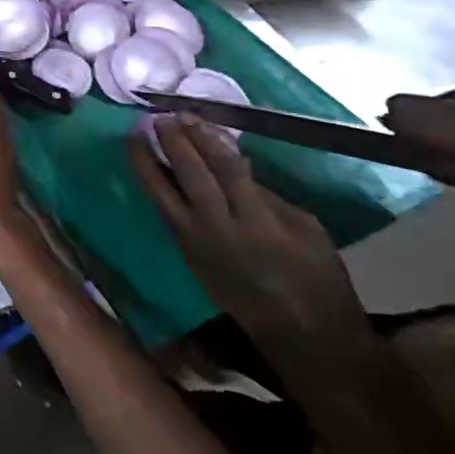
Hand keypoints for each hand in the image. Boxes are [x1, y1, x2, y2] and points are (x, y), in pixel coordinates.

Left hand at [130, 114, 369, 351]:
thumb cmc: (319, 281)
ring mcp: (195, 240)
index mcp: (258, 221)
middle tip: (160, 115)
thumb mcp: (307, 231)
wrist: (304, 338)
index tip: (190, 114)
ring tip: (135, 133)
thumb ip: (265, 194)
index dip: (205, 138)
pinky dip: (154, 185)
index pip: (225, 168)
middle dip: (173, 142)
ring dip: (146, 160)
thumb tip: (234, 162)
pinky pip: (164, 210)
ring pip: (161, 192)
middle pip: (189, 175)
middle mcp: (219, 227)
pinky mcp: (184, 251)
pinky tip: (147, 166)